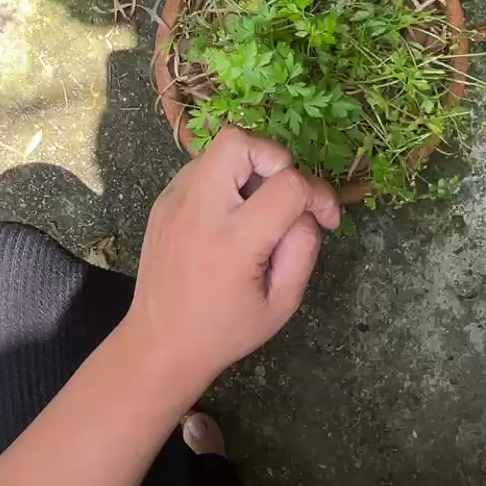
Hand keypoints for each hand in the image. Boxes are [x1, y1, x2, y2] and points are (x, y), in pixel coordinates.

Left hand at [122, 126, 341, 388]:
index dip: (319, 195)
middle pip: (240, 141)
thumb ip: (304, 249)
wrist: (159, 344)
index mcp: (233, 240)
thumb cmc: (225, 330)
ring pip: (220, 147)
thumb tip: (307, 212)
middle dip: (275, 157)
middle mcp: (200, 209)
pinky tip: (230, 215)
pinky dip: (227, 178)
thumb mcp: (282, 304)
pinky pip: (203, 166)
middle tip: (283, 194)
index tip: (326, 220)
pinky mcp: (164, 199)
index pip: (288, 185)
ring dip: (250, 166)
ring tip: (257, 207)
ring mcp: (175, 199)